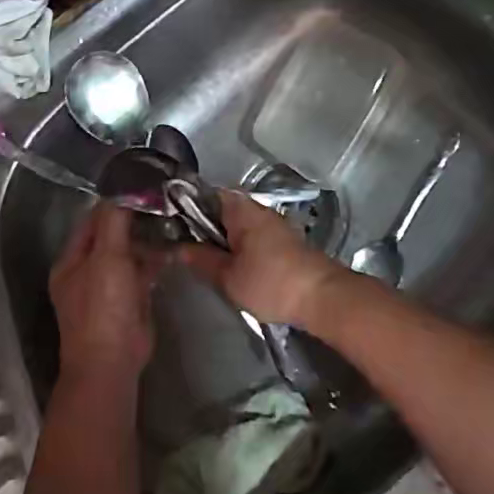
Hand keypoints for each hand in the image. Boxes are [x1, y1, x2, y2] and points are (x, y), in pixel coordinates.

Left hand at [50, 204, 163, 383]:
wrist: (112, 362)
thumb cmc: (102, 307)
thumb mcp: (106, 257)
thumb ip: (114, 222)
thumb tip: (124, 191)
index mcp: (71, 259)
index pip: (92, 221)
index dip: (114, 204)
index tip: (141, 189)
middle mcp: (86, 270)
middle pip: (110, 236)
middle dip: (133, 222)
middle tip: (162, 204)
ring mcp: (108, 287)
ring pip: (127, 255)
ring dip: (146, 241)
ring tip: (170, 222)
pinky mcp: (129, 302)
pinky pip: (141, 274)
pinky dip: (154, 262)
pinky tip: (172, 251)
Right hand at [177, 191, 349, 327]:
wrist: (324, 298)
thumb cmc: (271, 283)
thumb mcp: (228, 276)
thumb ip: (200, 259)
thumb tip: (175, 248)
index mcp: (240, 209)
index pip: (204, 195)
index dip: (184, 207)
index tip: (170, 225)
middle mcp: (257, 209)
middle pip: (220, 210)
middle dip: (203, 227)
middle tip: (182, 247)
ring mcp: (272, 224)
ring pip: (236, 225)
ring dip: (221, 239)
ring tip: (203, 259)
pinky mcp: (284, 242)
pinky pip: (251, 237)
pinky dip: (238, 247)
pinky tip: (230, 266)